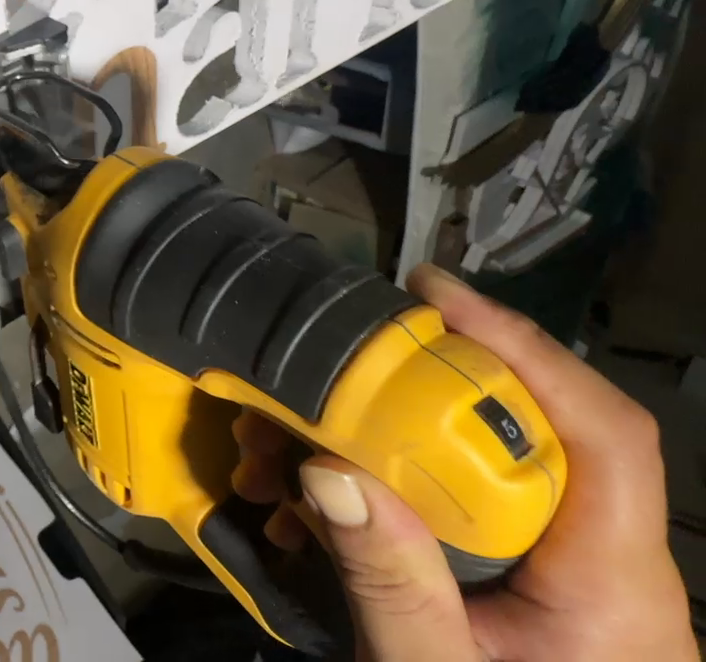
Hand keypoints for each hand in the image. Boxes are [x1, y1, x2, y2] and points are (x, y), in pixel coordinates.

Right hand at [232, 265, 695, 660]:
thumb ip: (391, 582)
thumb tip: (325, 464)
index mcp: (614, 582)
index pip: (599, 434)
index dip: (522, 348)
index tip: (431, 295)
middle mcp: (590, 554)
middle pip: (505, 427)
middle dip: (390, 390)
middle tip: (301, 375)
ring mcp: (539, 561)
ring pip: (449, 458)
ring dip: (346, 440)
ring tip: (263, 450)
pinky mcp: (493, 569)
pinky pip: (423, 497)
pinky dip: (349, 484)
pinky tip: (289, 501)